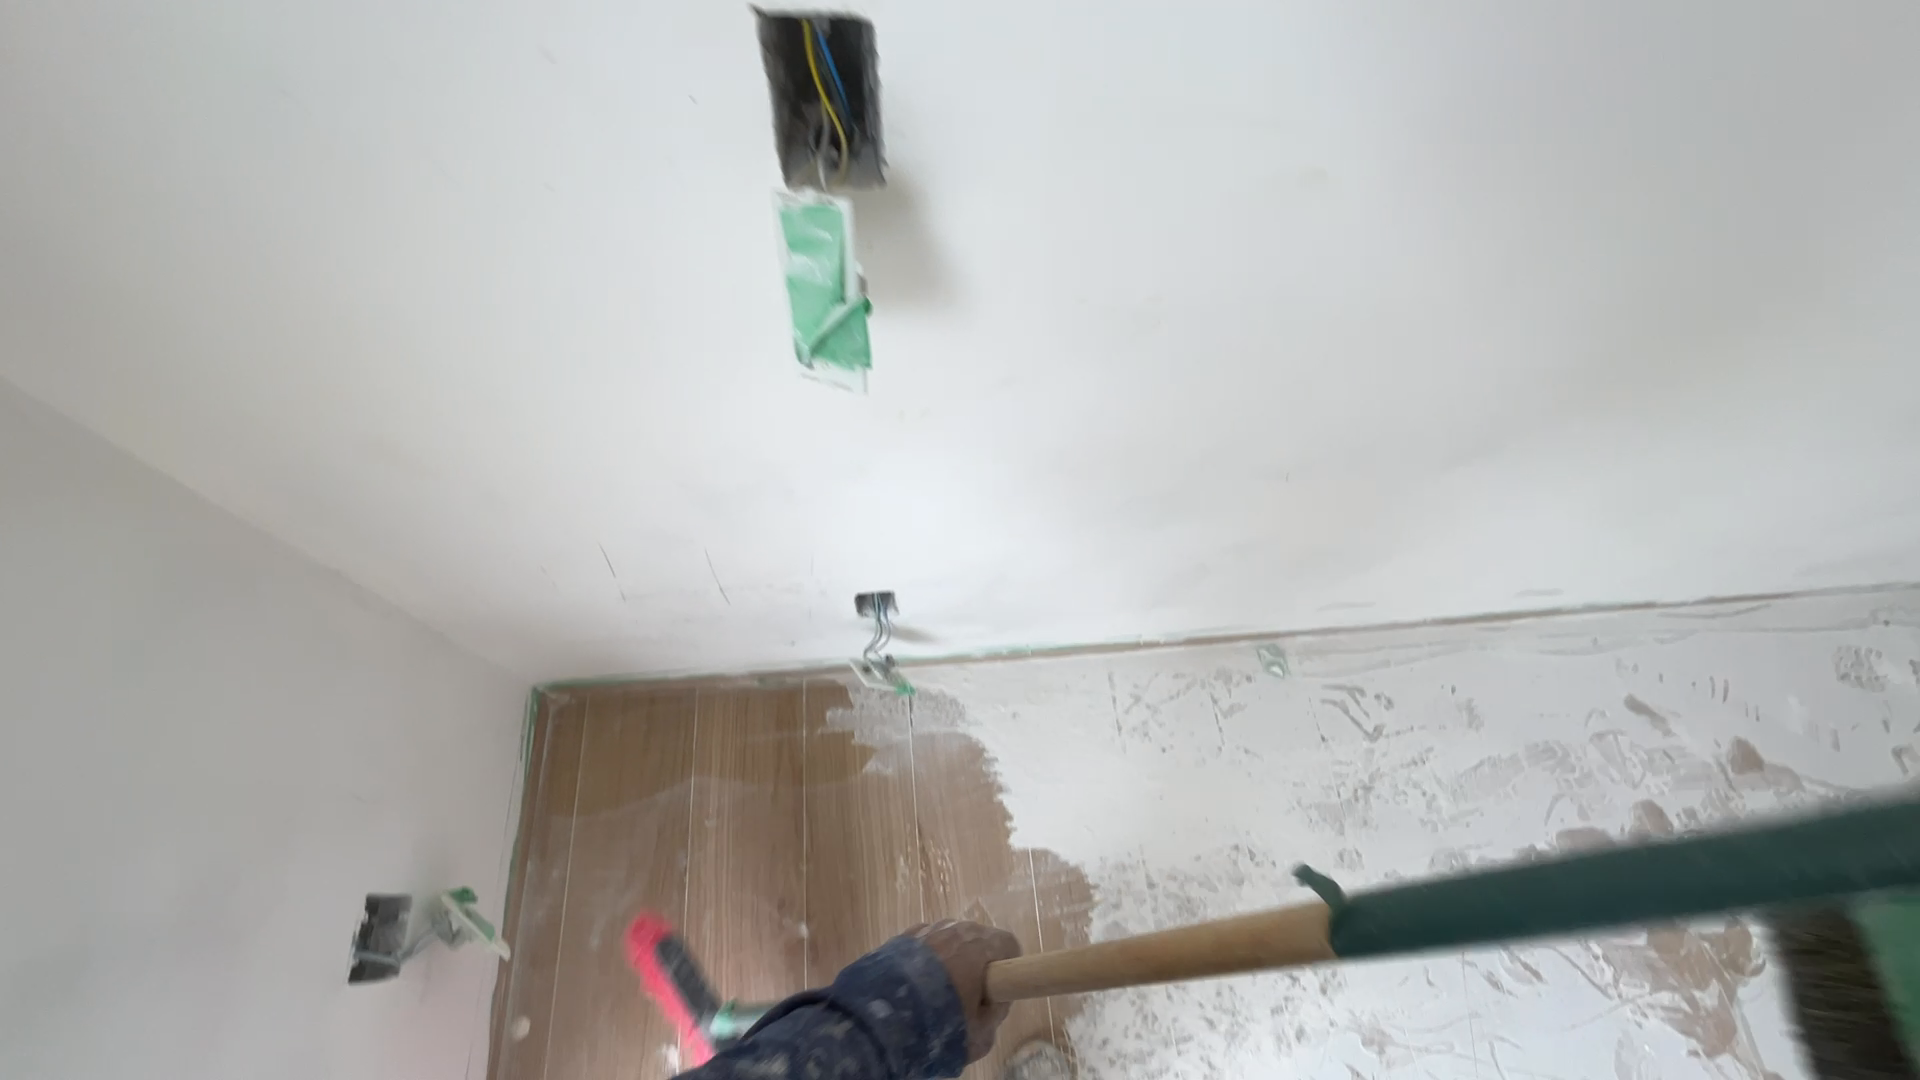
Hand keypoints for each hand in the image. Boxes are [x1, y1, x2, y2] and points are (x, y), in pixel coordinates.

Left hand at [907, 919, 1021, 1062]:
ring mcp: (930, 928)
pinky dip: (930, 959)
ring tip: (938, 994)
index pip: (1009, 945)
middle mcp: (957, 928)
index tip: (997, 991)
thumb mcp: (980, 1035)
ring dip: (953, 960)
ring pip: (953, 941)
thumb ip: (996, 1014)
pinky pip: (929, 944)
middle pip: (981, 941)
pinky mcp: (906, 935)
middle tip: (969, 997)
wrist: (883, 1018)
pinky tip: (918, 986)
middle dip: (980, 965)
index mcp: (980, 946)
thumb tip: (994, 1001)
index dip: (1009, 968)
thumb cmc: (939, 1024)